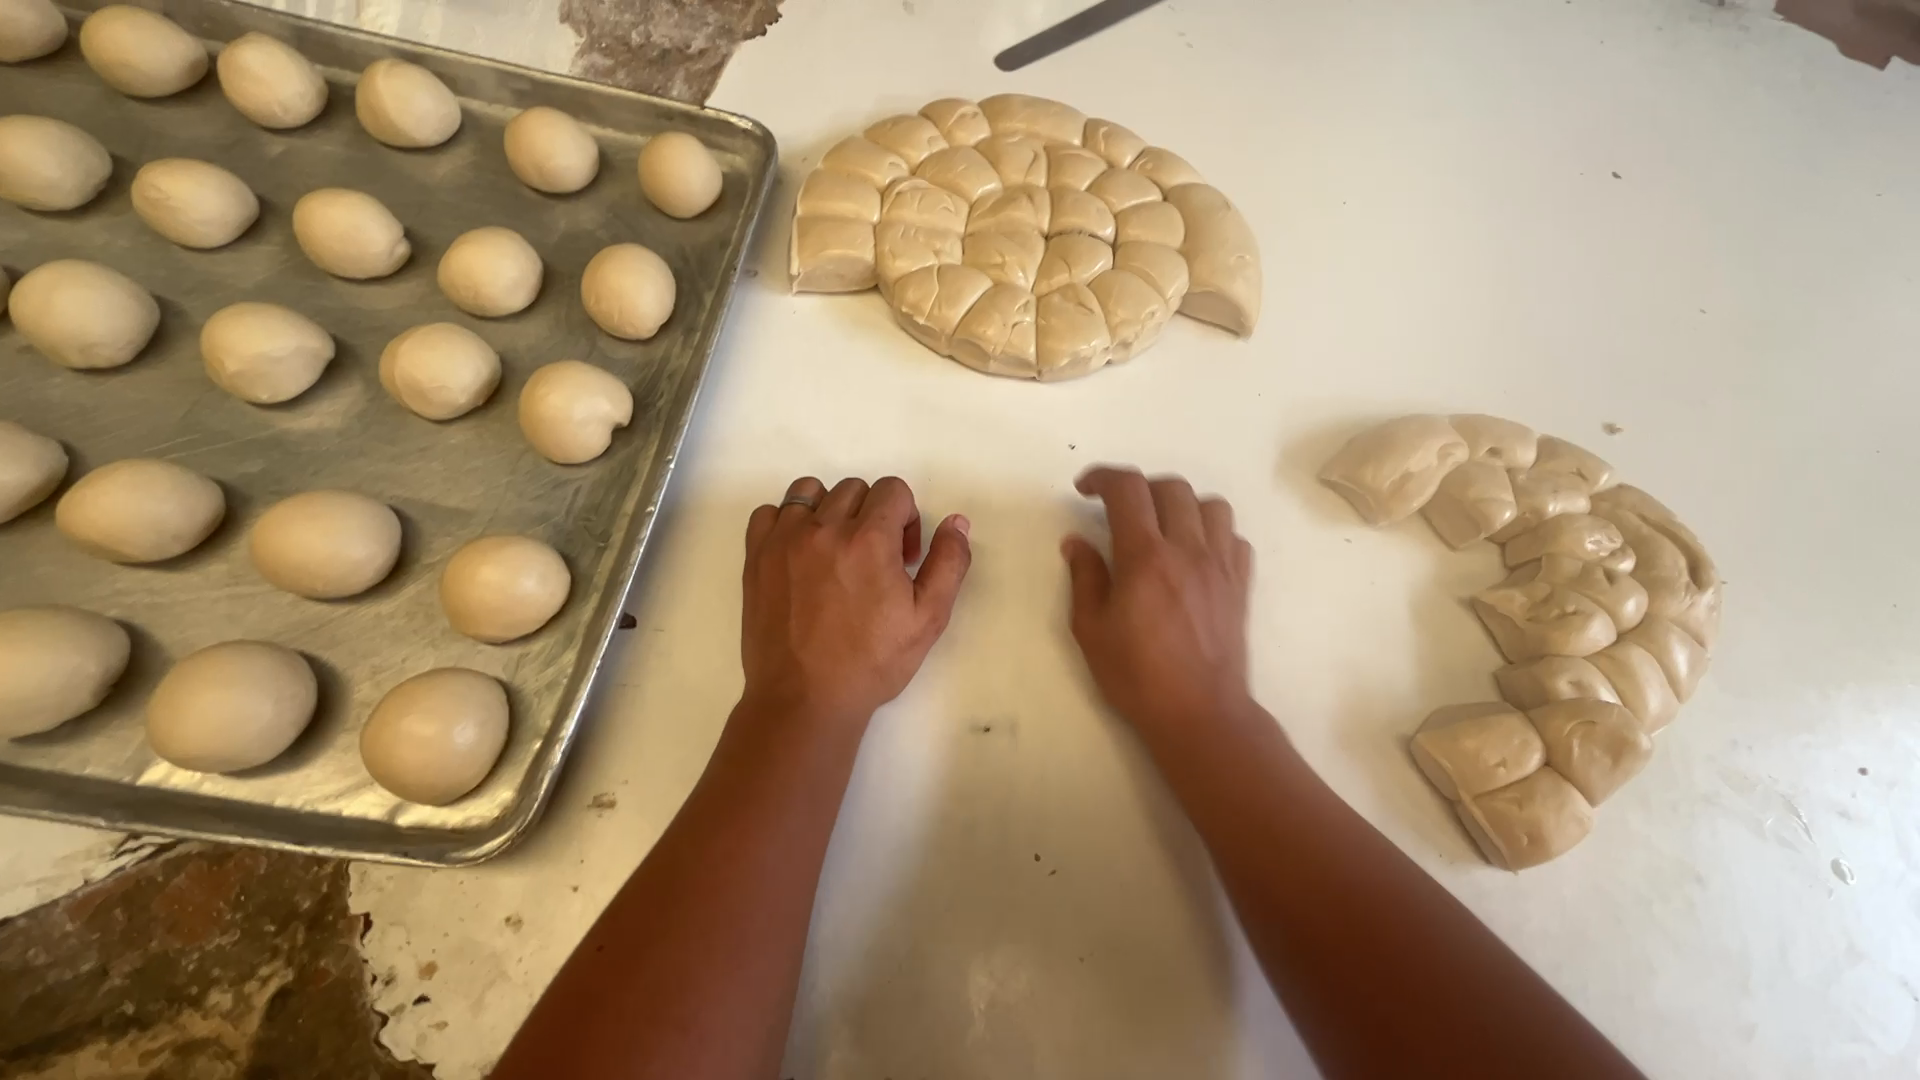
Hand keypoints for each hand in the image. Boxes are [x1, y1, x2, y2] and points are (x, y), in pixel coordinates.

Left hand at [740, 476, 970, 727]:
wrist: (805, 698)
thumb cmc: (871, 663)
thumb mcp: (928, 619)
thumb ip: (948, 563)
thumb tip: (956, 522)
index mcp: (870, 540)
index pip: (893, 489)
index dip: (906, 518)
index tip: (902, 556)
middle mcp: (824, 529)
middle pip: (855, 489)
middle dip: (872, 515)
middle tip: (874, 561)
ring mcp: (784, 541)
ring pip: (811, 492)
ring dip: (830, 511)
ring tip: (835, 551)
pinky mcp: (756, 557)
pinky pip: (770, 512)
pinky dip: (788, 523)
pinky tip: (800, 554)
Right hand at [1063, 467, 1254, 735]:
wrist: (1200, 713)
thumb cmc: (1136, 675)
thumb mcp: (1091, 630)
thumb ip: (1084, 577)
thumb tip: (1077, 542)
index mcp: (1145, 557)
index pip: (1127, 489)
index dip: (1102, 477)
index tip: (1085, 489)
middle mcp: (1188, 549)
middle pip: (1171, 488)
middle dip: (1139, 489)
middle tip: (1119, 513)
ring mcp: (1220, 565)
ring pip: (1211, 505)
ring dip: (1182, 506)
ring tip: (1163, 528)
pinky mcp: (1241, 584)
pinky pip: (1234, 537)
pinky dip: (1213, 534)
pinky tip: (1194, 555)